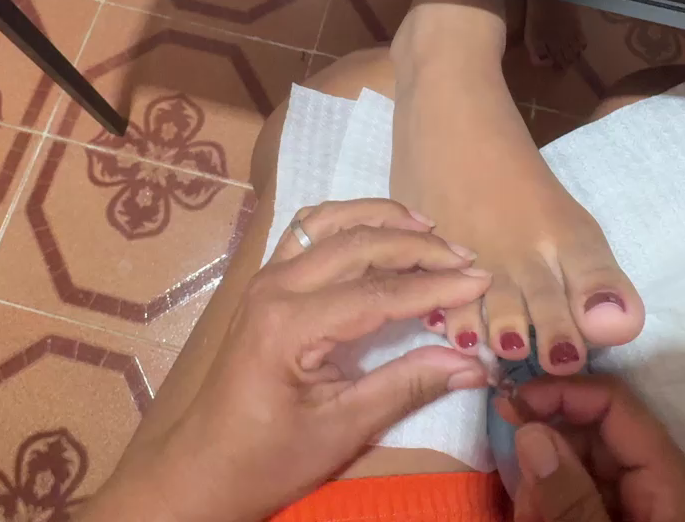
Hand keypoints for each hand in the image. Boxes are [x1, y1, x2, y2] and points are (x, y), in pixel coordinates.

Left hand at [84, 200, 492, 521]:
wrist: (203, 466)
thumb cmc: (269, 457)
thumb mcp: (342, 429)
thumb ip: (407, 386)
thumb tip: (474, 363)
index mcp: (291, 323)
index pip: (379, 292)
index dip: (434, 286)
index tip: (481, 280)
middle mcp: (276, 284)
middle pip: (358, 244)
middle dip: (416, 246)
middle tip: (465, 256)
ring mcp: (267, 274)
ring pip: (330, 221)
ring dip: (380, 218)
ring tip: (428, 228)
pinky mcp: (266, 278)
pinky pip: (308, 229)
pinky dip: (347, 218)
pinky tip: (376, 227)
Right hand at [503, 376, 684, 521]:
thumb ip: (571, 501)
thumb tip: (530, 430)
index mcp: (679, 485)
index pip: (616, 403)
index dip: (561, 391)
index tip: (508, 404)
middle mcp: (671, 489)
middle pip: (596, 437)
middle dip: (548, 452)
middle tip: (515, 490)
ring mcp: (658, 513)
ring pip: (587, 472)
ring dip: (548, 490)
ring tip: (527, 516)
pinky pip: (595, 501)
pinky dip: (563, 508)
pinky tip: (540, 519)